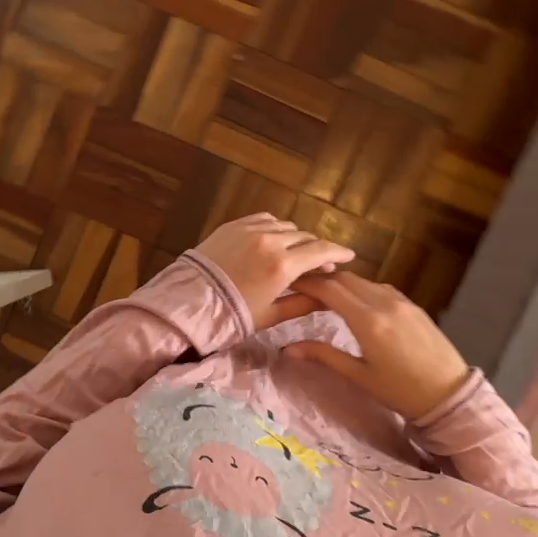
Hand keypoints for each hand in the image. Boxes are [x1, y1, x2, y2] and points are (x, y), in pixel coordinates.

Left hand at [192, 214, 356, 331]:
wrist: (188, 304)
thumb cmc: (231, 316)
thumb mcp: (271, 315)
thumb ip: (303, 303)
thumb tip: (328, 298)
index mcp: (282, 265)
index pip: (321, 251)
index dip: (338, 252)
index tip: (349, 255)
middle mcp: (270, 241)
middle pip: (305, 237)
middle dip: (316, 249)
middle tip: (319, 264)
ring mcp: (250, 229)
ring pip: (285, 226)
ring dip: (296, 238)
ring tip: (295, 254)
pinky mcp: (233, 225)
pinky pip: (264, 220)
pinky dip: (275, 228)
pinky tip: (274, 240)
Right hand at [284, 272, 470, 419]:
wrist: (449, 394)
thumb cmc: (400, 391)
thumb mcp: (359, 375)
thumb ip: (324, 355)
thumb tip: (288, 349)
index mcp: (367, 321)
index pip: (330, 289)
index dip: (307, 283)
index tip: (289, 283)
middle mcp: (384, 302)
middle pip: (346, 279)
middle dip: (322, 280)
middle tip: (302, 289)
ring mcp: (401, 301)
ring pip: (364, 281)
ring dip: (342, 284)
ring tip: (325, 296)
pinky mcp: (413, 305)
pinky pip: (381, 288)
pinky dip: (362, 289)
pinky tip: (356, 303)